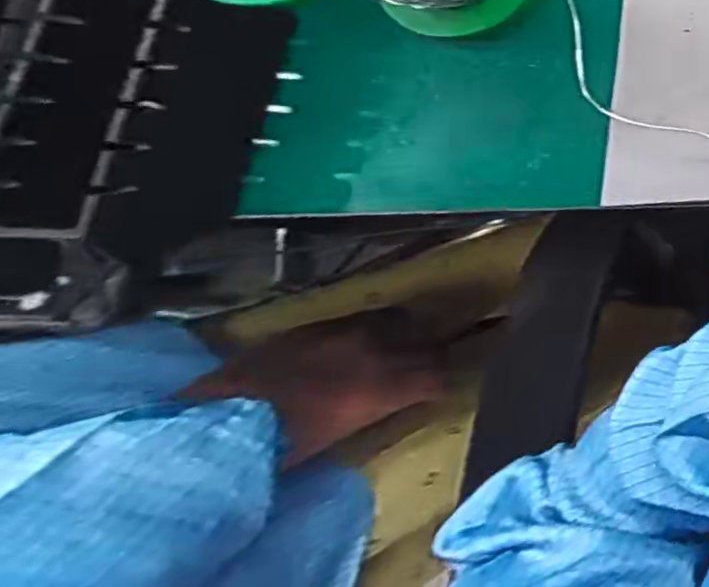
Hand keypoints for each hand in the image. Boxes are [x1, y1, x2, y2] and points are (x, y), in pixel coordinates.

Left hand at [180, 310, 444, 466]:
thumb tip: (395, 397)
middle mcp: (376, 347)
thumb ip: (374, 406)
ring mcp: (344, 331)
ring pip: (394, 321)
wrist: (207, 429)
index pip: (437, 375)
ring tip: (395, 346)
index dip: (441, 382)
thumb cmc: (275, 447)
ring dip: (401, 333)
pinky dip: (365, 331)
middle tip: (425, 364)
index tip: (439, 389)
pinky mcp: (312, 326)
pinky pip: (356, 321)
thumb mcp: (337, 434)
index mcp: (386, 382)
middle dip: (428, 352)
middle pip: (424, 340)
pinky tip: (353, 344)